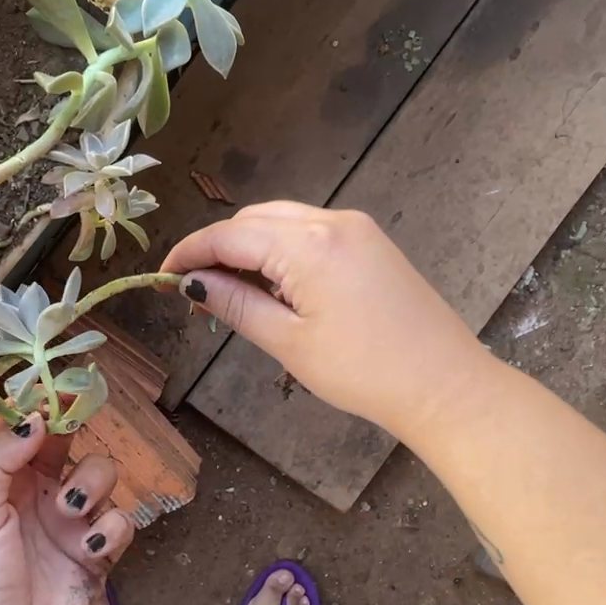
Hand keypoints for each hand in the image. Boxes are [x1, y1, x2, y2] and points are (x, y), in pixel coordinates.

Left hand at [0, 413, 133, 604]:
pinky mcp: (97, 558)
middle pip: (69, 447)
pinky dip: (114, 526)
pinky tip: (94, 544)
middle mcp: (37, 499)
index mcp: (1, 486)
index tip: (58, 383)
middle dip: (75, 438)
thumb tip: (36, 419)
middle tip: (75, 427)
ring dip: (94, 483)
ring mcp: (70, 528)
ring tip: (73, 510)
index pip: (23, 434)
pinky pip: (120, 522)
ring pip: (101, 478)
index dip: (39, 407)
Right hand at [161, 200, 496, 434]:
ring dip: (247, 247)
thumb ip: (235, 304)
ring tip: (227, 291)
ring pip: (281, 222)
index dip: (190, 252)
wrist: (444, 385)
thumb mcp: (288, 341)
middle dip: (217, 248)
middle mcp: (332, 221)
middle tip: (193, 292)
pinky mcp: (369, 242)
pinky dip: (278, 250)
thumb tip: (190, 282)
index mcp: (309, 245)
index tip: (161, 277)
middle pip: (254, 219)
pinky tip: (271, 285)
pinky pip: (308, 232)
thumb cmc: (362, 371)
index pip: (230, 235)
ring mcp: (355, 227)